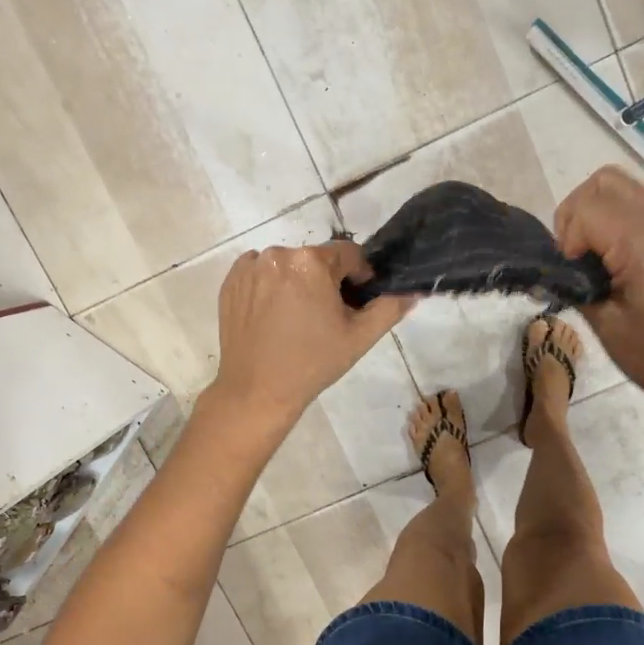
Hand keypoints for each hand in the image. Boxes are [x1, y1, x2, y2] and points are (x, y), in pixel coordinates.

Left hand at [209, 241, 414, 424]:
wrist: (257, 390)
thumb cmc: (313, 363)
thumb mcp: (359, 338)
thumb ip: (389, 308)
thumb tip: (413, 292)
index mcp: (312, 262)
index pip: (349, 254)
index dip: (359, 277)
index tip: (357, 302)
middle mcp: (278, 254)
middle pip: (316, 259)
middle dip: (327, 281)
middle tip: (327, 316)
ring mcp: (249, 266)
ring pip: (288, 265)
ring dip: (298, 282)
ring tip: (298, 318)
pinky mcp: (230, 281)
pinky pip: (260, 273)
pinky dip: (270, 286)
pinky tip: (274, 316)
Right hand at [556, 167, 643, 437]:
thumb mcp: (607, 327)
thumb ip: (577, 287)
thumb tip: (557, 270)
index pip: (586, 209)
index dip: (566, 239)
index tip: (571, 276)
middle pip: (603, 182)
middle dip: (576, 214)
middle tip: (574, 258)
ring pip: (622, 188)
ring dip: (596, 215)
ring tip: (592, 259)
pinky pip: (640, 208)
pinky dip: (615, 222)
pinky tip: (614, 263)